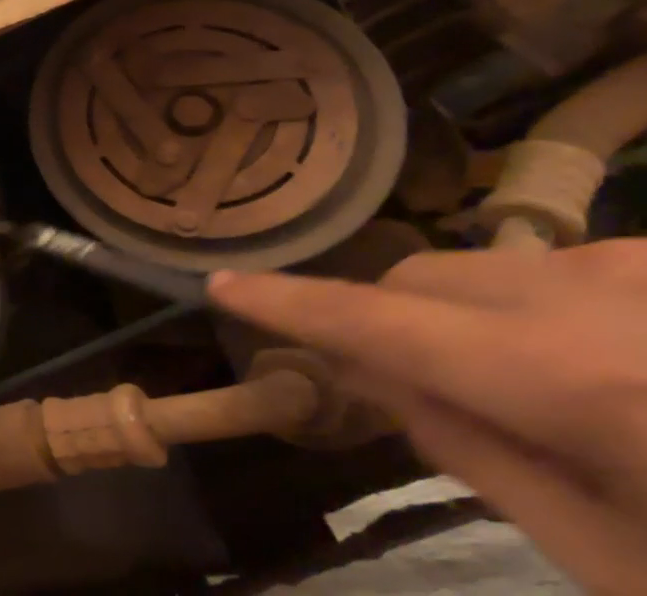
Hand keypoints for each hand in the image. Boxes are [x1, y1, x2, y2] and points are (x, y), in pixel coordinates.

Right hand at [208, 239, 646, 595]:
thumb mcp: (610, 556)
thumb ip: (471, 454)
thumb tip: (369, 379)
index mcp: (572, 379)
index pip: (378, 324)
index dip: (290, 306)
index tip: (221, 286)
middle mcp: (600, 296)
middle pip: (422, 280)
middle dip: (381, 320)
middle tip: (389, 383)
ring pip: (490, 271)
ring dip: (464, 320)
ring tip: (530, 396)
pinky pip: (566, 272)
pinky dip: (538, 313)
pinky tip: (605, 373)